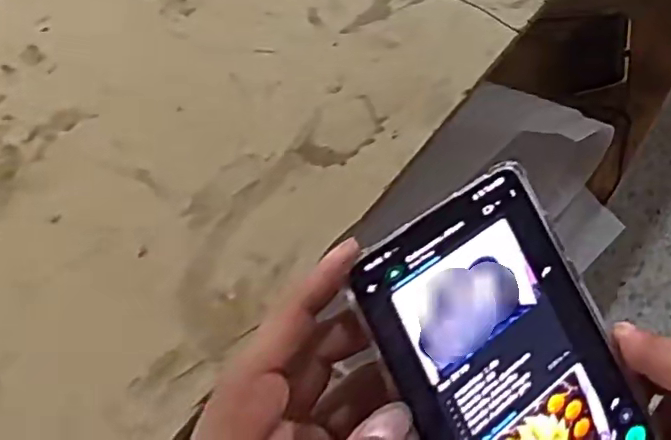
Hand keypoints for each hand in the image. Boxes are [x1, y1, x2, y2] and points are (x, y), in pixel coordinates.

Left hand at [193, 239, 412, 439]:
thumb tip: (399, 412)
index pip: (275, 344)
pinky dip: (383, 404)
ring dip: (385, 367)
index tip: (354, 249)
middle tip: (419, 306)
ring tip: (431, 356)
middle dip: (369, 326)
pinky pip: (348, 417)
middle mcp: (260, 429)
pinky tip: (418, 399)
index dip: (313, 289)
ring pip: (340, 386)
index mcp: (239, 428)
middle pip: (314, 356)